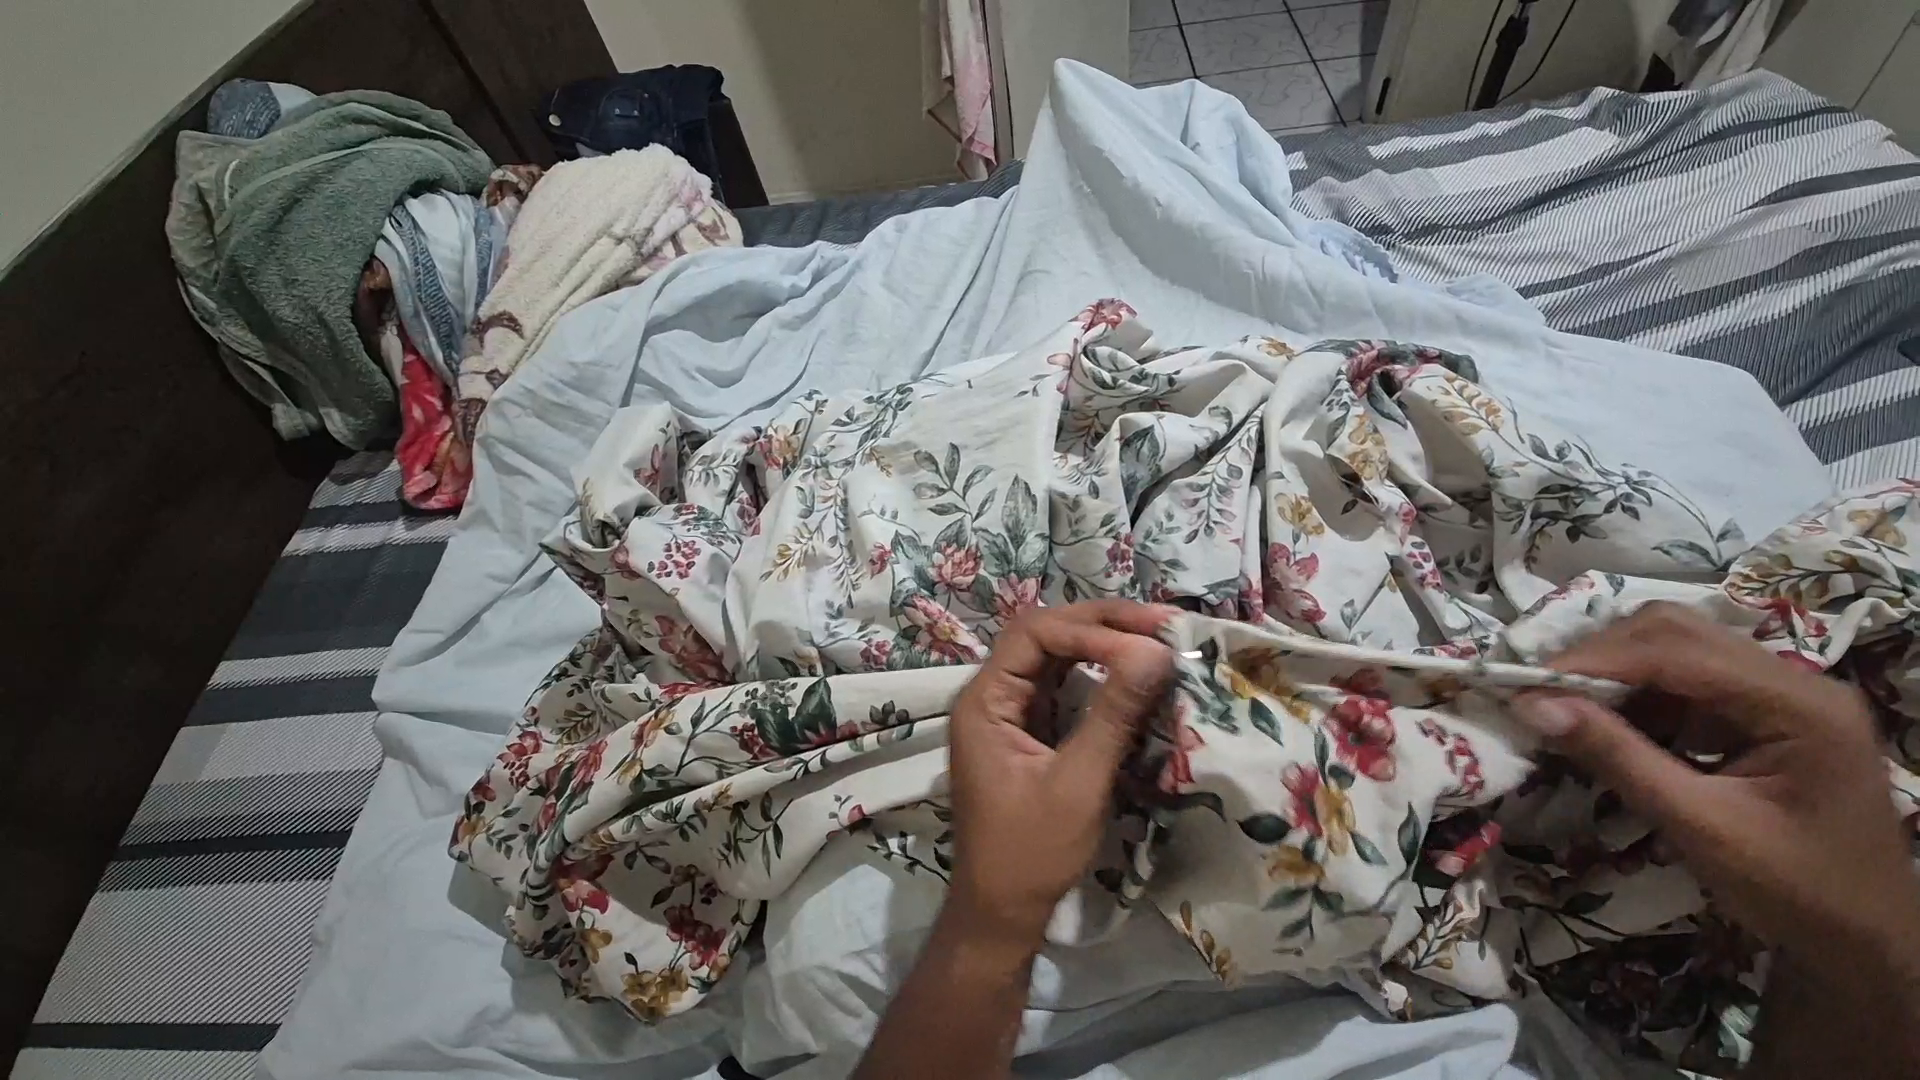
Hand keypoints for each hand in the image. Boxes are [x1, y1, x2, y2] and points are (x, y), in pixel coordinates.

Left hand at [944, 601, 1175, 944]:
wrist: (1001, 909)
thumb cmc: (1031, 852)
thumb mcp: (1078, 783)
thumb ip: (1114, 715)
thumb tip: (1156, 652)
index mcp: (984, 700)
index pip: (1034, 635)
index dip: (1089, 630)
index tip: (1145, 645)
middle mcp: (991, 694)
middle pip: (1044, 635)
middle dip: (1101, 624)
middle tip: (1162, 623)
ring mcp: (1009, 710)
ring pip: (1055, 655)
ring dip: (1103, 642)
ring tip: (1156, 637)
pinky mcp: (1029, 729)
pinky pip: (1063, 685)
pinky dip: (1099, 674)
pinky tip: (1134, 671)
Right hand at [1516, 602, 1919, 969]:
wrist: (1869, 942)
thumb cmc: (1796, 890)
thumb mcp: (1697, 825)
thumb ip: (1616, 757)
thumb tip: (1530, 705)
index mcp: (1799, 705)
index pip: (1674, 651)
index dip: (1591, 660)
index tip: (1523, 684)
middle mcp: (1793, 681)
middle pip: (1672, 630)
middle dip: (1596, 654)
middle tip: (1539, 691)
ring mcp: (1777, 692)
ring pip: (1670, 644)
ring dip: (1610, 669)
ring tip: (1563, 704)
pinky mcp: (1756, 709)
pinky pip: (1677, 676)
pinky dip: (1630, 691)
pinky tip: (1605, 722)